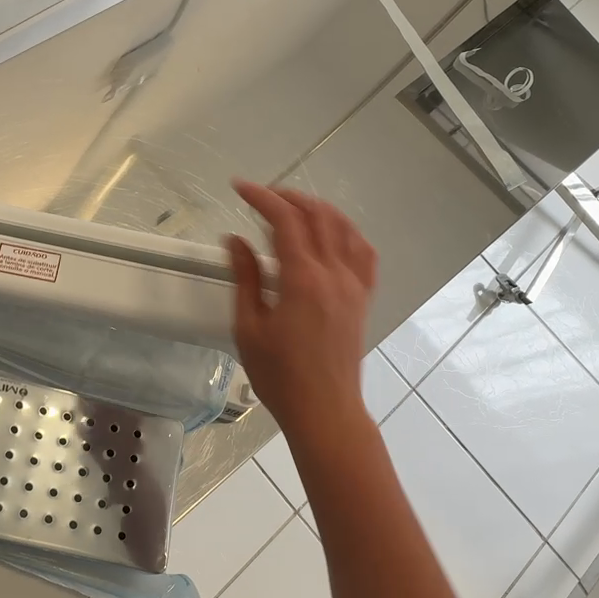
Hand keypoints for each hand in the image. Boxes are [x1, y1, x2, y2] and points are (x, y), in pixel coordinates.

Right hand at [226, 181, 378, 448]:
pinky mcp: (363, 298)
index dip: (261, 197)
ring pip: (343, 227)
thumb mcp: (249, 327)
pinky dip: (346, 232)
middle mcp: (334, 274)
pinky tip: (331, 233)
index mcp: (302, 279)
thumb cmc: (279, 375)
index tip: (239, 188)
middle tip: (260, 196)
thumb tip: (235, 240)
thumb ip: (245, 278)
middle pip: (316, 215)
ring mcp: (354, 285)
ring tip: (291, 207)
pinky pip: (363, 252)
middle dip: (287, 197)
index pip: (285, 220)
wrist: (324, 410)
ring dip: (317, 208)